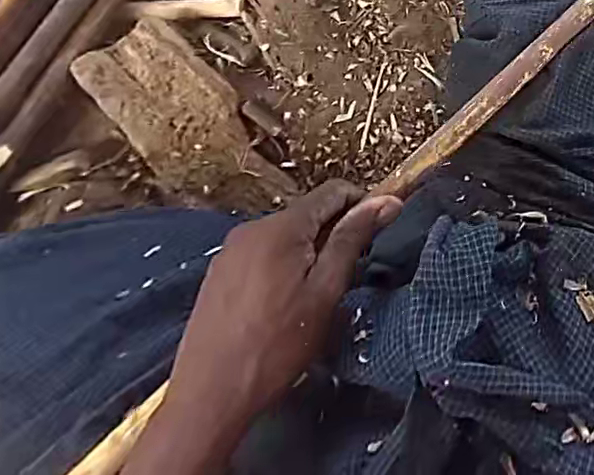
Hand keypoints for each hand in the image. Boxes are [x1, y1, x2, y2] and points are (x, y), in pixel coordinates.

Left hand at [170, 182, 401, 426]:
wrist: (206, 402)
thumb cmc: (276, 344)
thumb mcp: (326, 288)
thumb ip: (354, 237)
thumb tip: (388, 200)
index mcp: (280, 227)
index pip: (334, 190)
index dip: (362, 205)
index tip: (374, 235)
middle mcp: (251, 229)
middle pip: (310, 211)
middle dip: (336, 231)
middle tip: (347, 270)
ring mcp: (229, 252)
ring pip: (288, 233)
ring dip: (311, 249)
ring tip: (316, 290)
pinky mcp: (218, 275)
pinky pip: (265, 251)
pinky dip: (285, 263)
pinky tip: (285, 300)